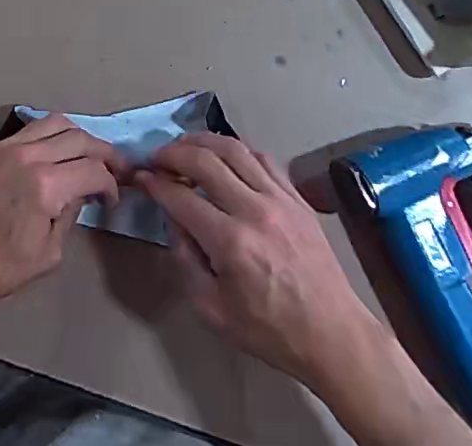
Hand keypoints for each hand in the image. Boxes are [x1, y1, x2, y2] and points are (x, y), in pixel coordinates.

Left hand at [0, 113, 129, 311]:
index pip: (94, 171)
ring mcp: (11, 149)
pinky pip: (35, 128)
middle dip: (105, 154)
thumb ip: (70, 217)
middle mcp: (31, 157)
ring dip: (81, 138)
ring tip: (88, 156)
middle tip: (115, 170)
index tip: (112, 199)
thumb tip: (80, 195)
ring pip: (60, 124)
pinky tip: (59, 151)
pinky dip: (55, 133)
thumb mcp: (46, 254)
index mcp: (46, 185)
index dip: (110, 184)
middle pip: (82, 140)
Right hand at [136, 133, 384, 388]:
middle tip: (158, 155)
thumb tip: (174, 220)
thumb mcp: (212, 309)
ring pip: (237, 150)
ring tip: (186, 144)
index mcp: (230, 242)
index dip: (157, 184)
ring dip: (206, 141)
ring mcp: (280, 197)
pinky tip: (226, 153)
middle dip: (175, 153)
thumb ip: (186, 260)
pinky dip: (240, 149)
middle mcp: (255, 209)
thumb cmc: (268, 329)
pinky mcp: (296, 196)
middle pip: (207, 162)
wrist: (329, 329)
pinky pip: (264, 158)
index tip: (143, 176)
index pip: (182, 198)